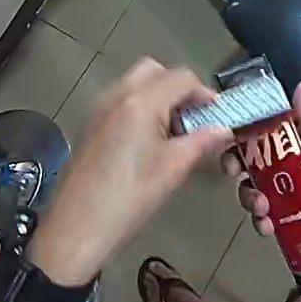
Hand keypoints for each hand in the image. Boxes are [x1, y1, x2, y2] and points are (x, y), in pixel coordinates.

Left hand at [26, 58, 234, 284]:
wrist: (76, 230)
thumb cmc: (129, 198)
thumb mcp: (174, 169)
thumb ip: (202, 141)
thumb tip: (224, 130)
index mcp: (140, 101)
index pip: (181, 77)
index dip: (204, 92)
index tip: (217, 114)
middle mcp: (117, 95)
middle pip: (154, 70)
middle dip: (178, 87)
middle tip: (195, 116)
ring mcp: (99, 108)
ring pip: (135, 83)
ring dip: (159, 95)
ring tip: (174, 131)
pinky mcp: (90, 124)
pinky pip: (121, 100)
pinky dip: (140, 106)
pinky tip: (149, 140)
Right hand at [225, 81, 300, 277]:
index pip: (267, 131)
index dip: (245, 132)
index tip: (230, 135)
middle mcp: (294, 169)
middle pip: (253, 161)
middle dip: (238, 166)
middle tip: (233, 171)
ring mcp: (290, 197)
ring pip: (255, 191)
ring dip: (250, 197)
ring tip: (261, 206)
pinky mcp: (288, 223)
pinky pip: (265, 218)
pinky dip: (261, 221)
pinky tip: (268, 224)